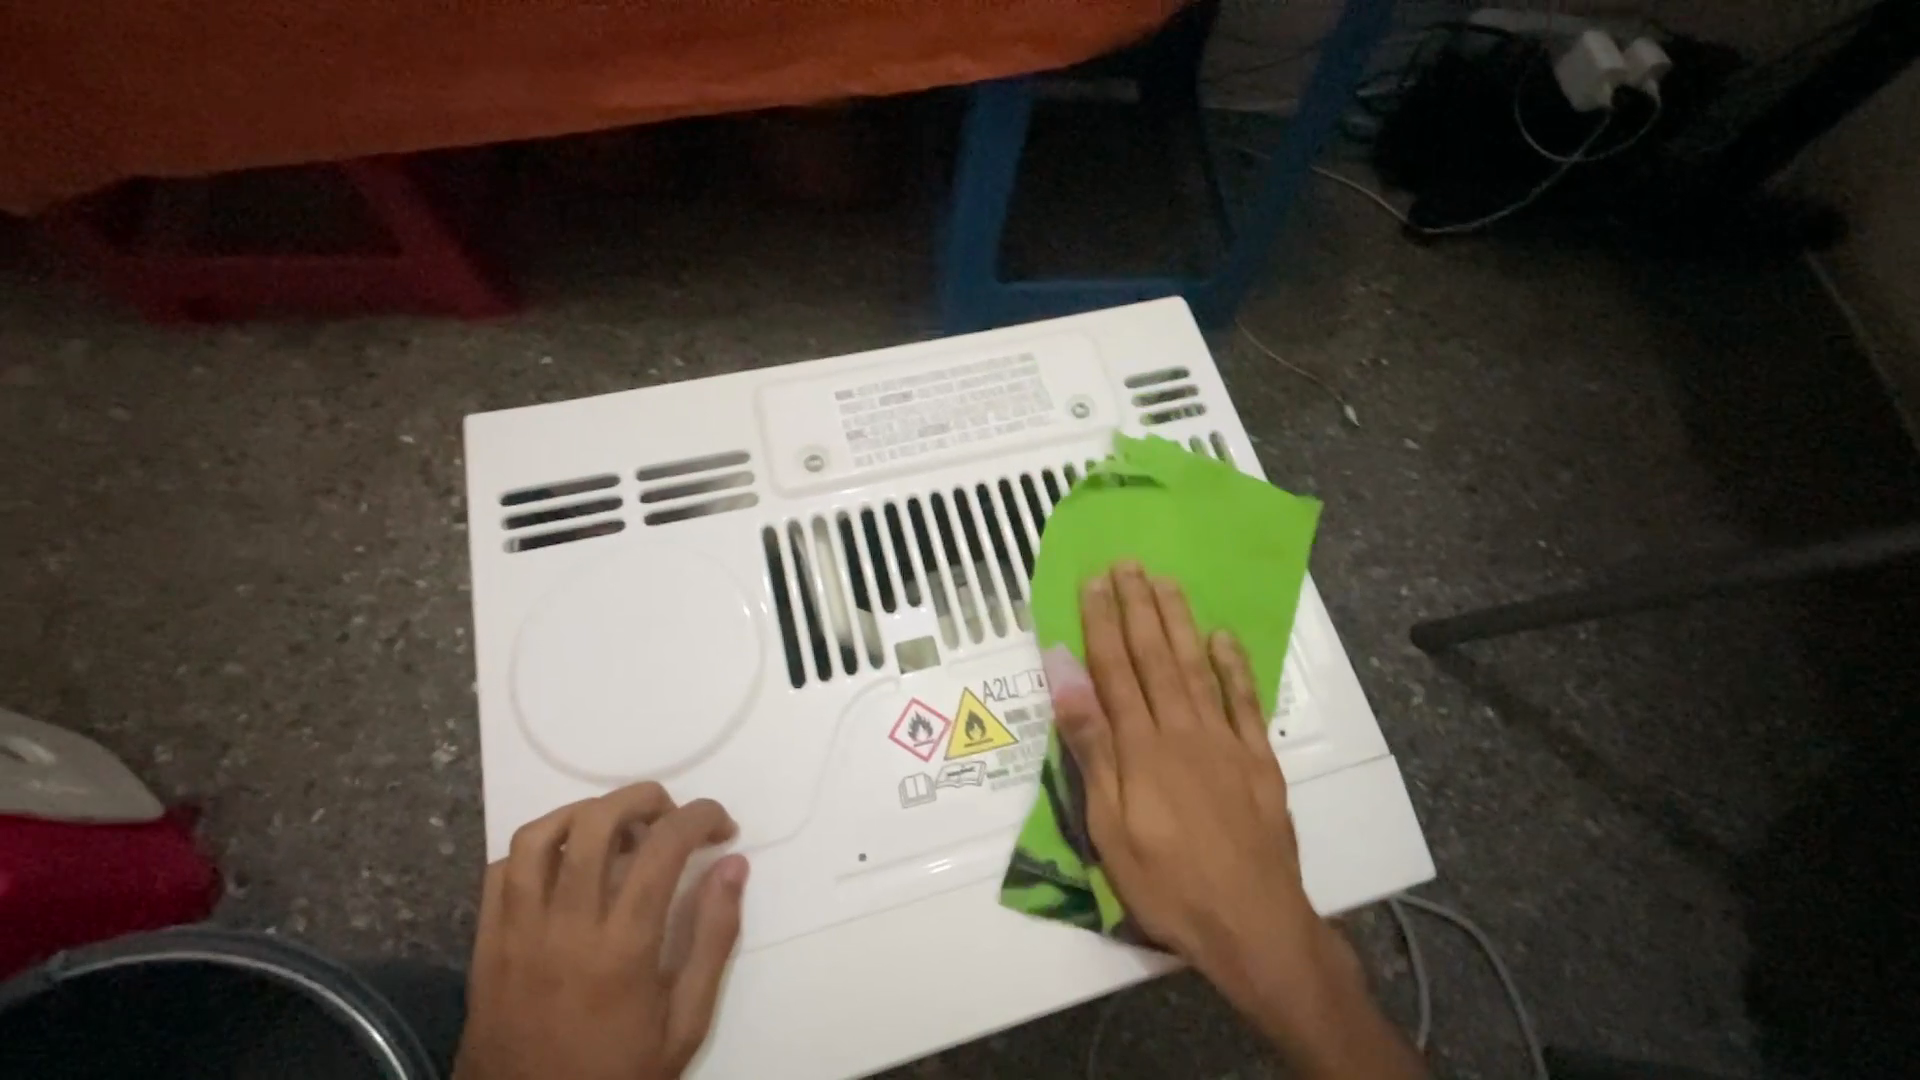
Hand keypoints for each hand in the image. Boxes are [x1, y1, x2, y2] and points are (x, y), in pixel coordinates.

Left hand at [453, 783, 749, 1079]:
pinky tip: (566, 862)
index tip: (722, 828)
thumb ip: (713, 939)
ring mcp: (517, 933)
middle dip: (644, 798)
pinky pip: (500, 871)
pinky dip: (537, 849)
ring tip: (617, 827)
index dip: (701, 818)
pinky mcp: (485, 945)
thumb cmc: (618, 1073)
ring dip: (585, 812)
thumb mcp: (686, 1023)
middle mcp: (565, 928)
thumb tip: (733, 865)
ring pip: (539, 837)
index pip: (663, 848)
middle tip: (671, 815)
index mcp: (622, 948)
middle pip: (596, 823)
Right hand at [1045, 563, 1421, 1077]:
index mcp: (1140, 745)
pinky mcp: (1258, 759)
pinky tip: (1223, 637)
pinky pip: (1245, 701)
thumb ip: (1091, 745)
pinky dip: (1234, 666)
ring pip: (1196, 667)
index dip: (1102, 622)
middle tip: (1128, 563)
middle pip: (1155, 656)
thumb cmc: (1165, 881)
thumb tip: (1066, 677)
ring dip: (1179, 621)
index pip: (1114, 668)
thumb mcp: (1107, 824)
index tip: (1093, 582)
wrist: (1252, 923)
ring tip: (1166, 581)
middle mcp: (1181, 728)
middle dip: (1138, 606)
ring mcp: (1225, 740)